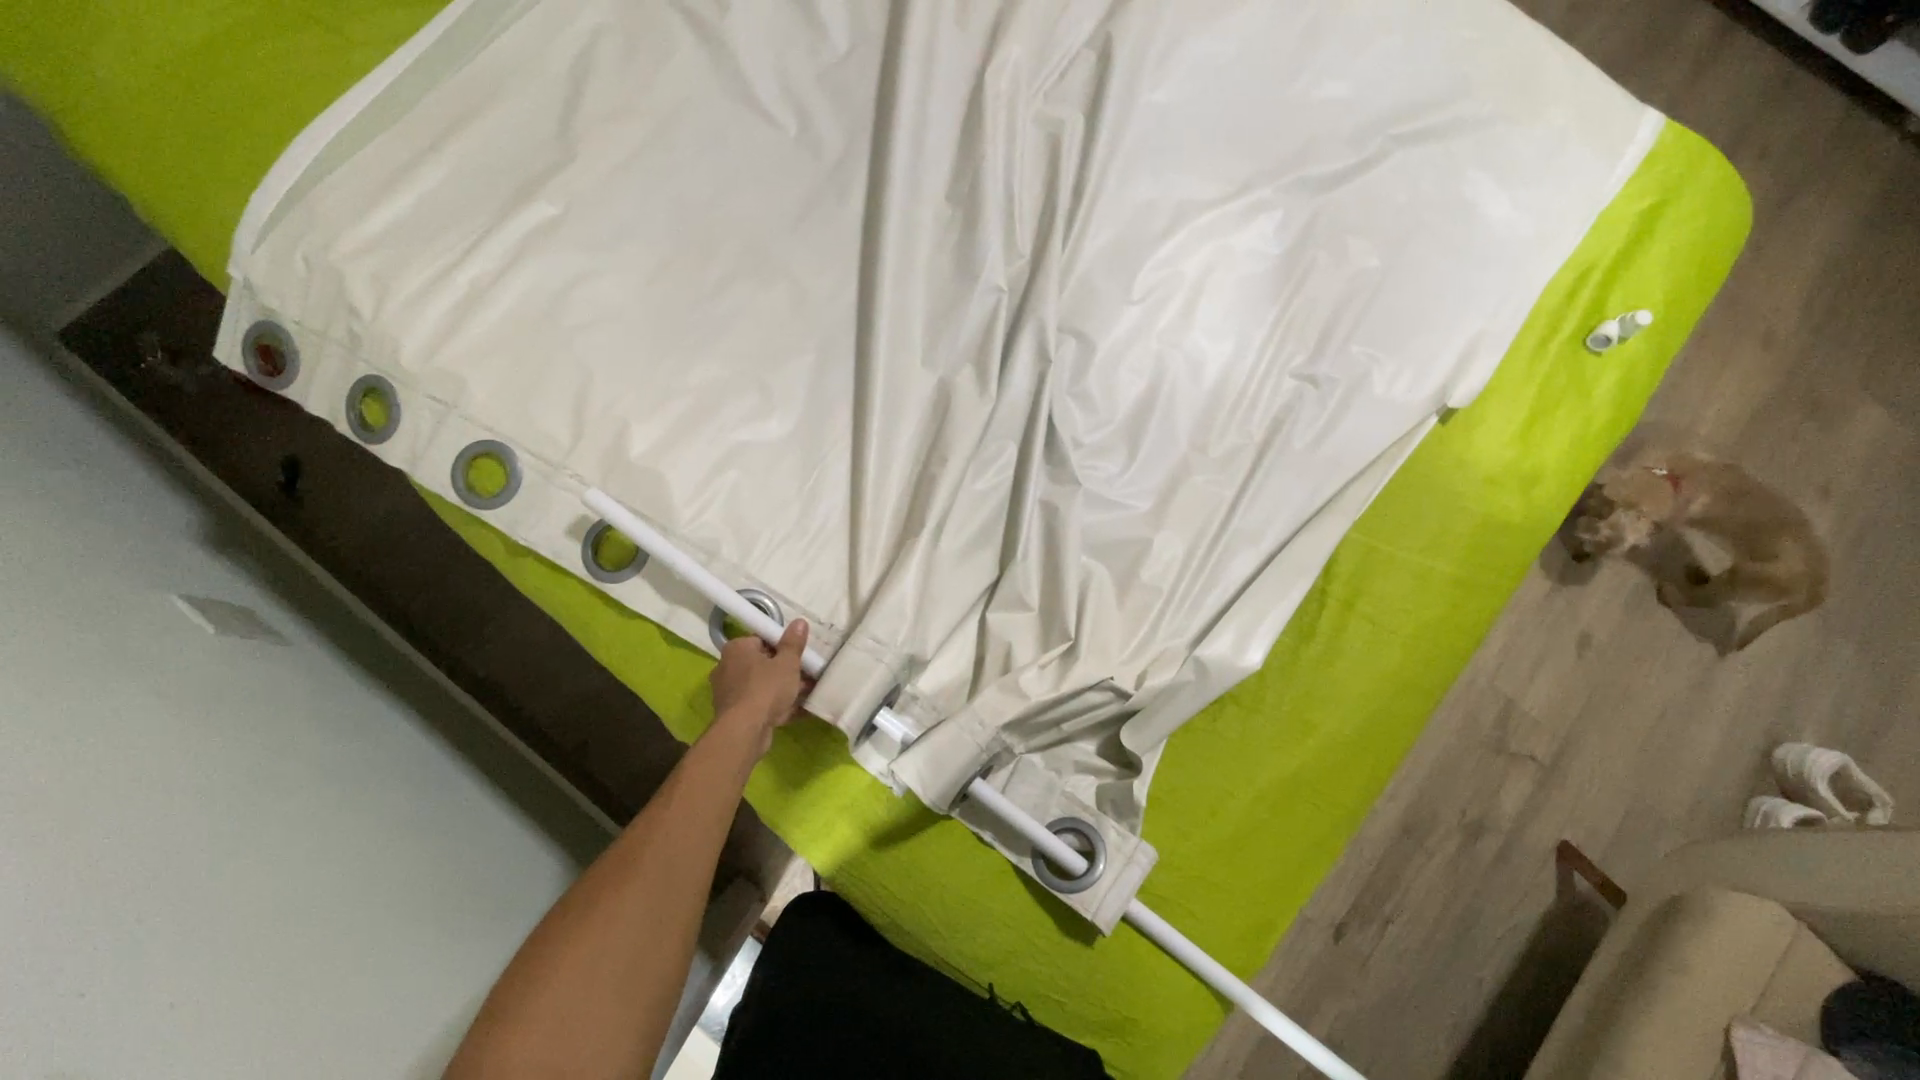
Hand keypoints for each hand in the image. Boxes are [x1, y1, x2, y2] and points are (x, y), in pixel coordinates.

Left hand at [708, 620, 810, 753]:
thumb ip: (793, 643)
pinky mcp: (735, 713)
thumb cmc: (765, 688)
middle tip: (807, 675)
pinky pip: (760, 704)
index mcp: (737, 649)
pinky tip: (799, 711)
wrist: (745, 730)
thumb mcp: (787, 663)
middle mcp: (727, 667)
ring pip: (762, 686)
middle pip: (762, 664)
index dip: (782, 647)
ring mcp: (729, 692)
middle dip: (785, 671)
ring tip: (808, 694)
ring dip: (783, 690)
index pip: (761, 640)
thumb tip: (800, 622)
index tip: (798, 656)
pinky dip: (776, 706)